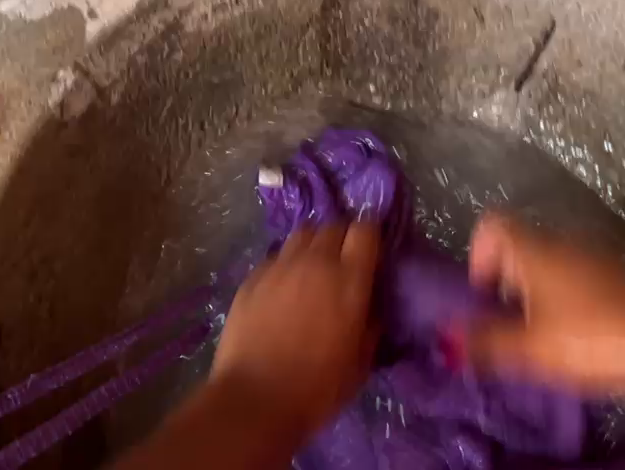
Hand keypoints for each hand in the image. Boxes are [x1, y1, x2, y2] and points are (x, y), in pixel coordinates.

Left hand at [211, 222, 381, 438]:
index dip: (370, 235)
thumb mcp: (360, 363)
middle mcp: (316, 261)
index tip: (370, 250)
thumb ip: (370, 324)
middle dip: (342, 238)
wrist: (254, 399)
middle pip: (334, 225)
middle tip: (342, 262)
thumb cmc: (317, 388)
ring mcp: (281, 265)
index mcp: (349, 279)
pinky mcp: (253, 275)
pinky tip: (283, 288)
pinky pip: (277, 256)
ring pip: (303, 234)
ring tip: (312, 268)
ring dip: (313, 245)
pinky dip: (286, 264)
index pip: (366, 229)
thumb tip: (371, 304)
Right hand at [463, 213, 624, 396]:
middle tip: (512, 324)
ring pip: (551, 259)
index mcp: (533, 247)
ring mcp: (595, 250)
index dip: (478, 255)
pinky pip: (579, 271)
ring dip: (539, 290)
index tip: (484, 297)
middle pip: (520, 244)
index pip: (491, 224)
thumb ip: (486, 343)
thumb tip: (447, 338)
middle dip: (508, 281)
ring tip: (547, 334)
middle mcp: (560, 237)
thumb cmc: (591, 338)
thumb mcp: (532, 350)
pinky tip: (583, 332)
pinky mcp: (622, 269)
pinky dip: (569, 294)